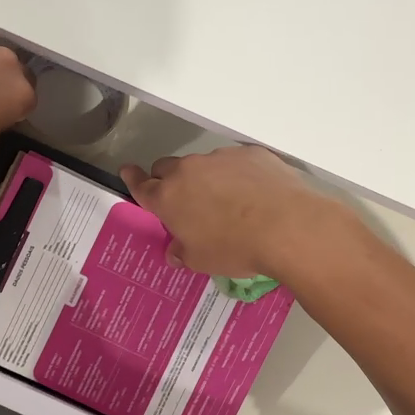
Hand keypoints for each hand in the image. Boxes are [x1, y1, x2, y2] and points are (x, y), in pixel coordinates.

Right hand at [119, 146, 341, 277]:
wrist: (287, 226)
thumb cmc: (235, 248)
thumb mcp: (202, 261)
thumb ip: (183, 252)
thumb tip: (175, 250)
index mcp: (168, 198)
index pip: (140, 185)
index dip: (133, 179)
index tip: (128, 171)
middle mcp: (188, 171)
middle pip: (167, 168)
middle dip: (169, 181)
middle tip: (184, 201)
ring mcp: (220, 158)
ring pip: (203, 165)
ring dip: (207, 179)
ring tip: (230, 203)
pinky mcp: (250, 154)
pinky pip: (236, 163)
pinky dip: (239, 175)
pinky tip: (255, 195)